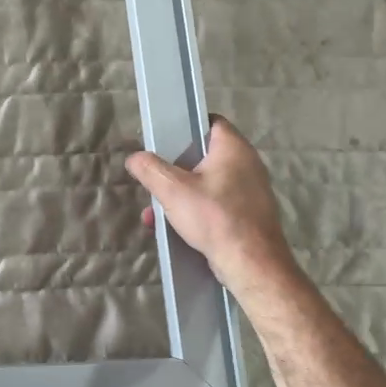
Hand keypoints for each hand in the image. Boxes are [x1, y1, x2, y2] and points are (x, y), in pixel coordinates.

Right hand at [124, 116, 300, 302]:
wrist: (250, 264)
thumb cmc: (214, 217)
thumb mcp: (171, 189)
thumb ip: (149, 168)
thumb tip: (134, 158)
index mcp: (234, 149)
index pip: (211, 121)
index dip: (186, 125)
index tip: (163, 138)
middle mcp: (248, 165)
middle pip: (204, 155)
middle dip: (174, 168)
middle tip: (155, 177)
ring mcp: (251, 191)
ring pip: (207, 182)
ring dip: (180, 193)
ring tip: (156, 211)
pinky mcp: (249, 214)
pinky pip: (216, 202)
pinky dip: (195, 208)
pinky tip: (174, 227)